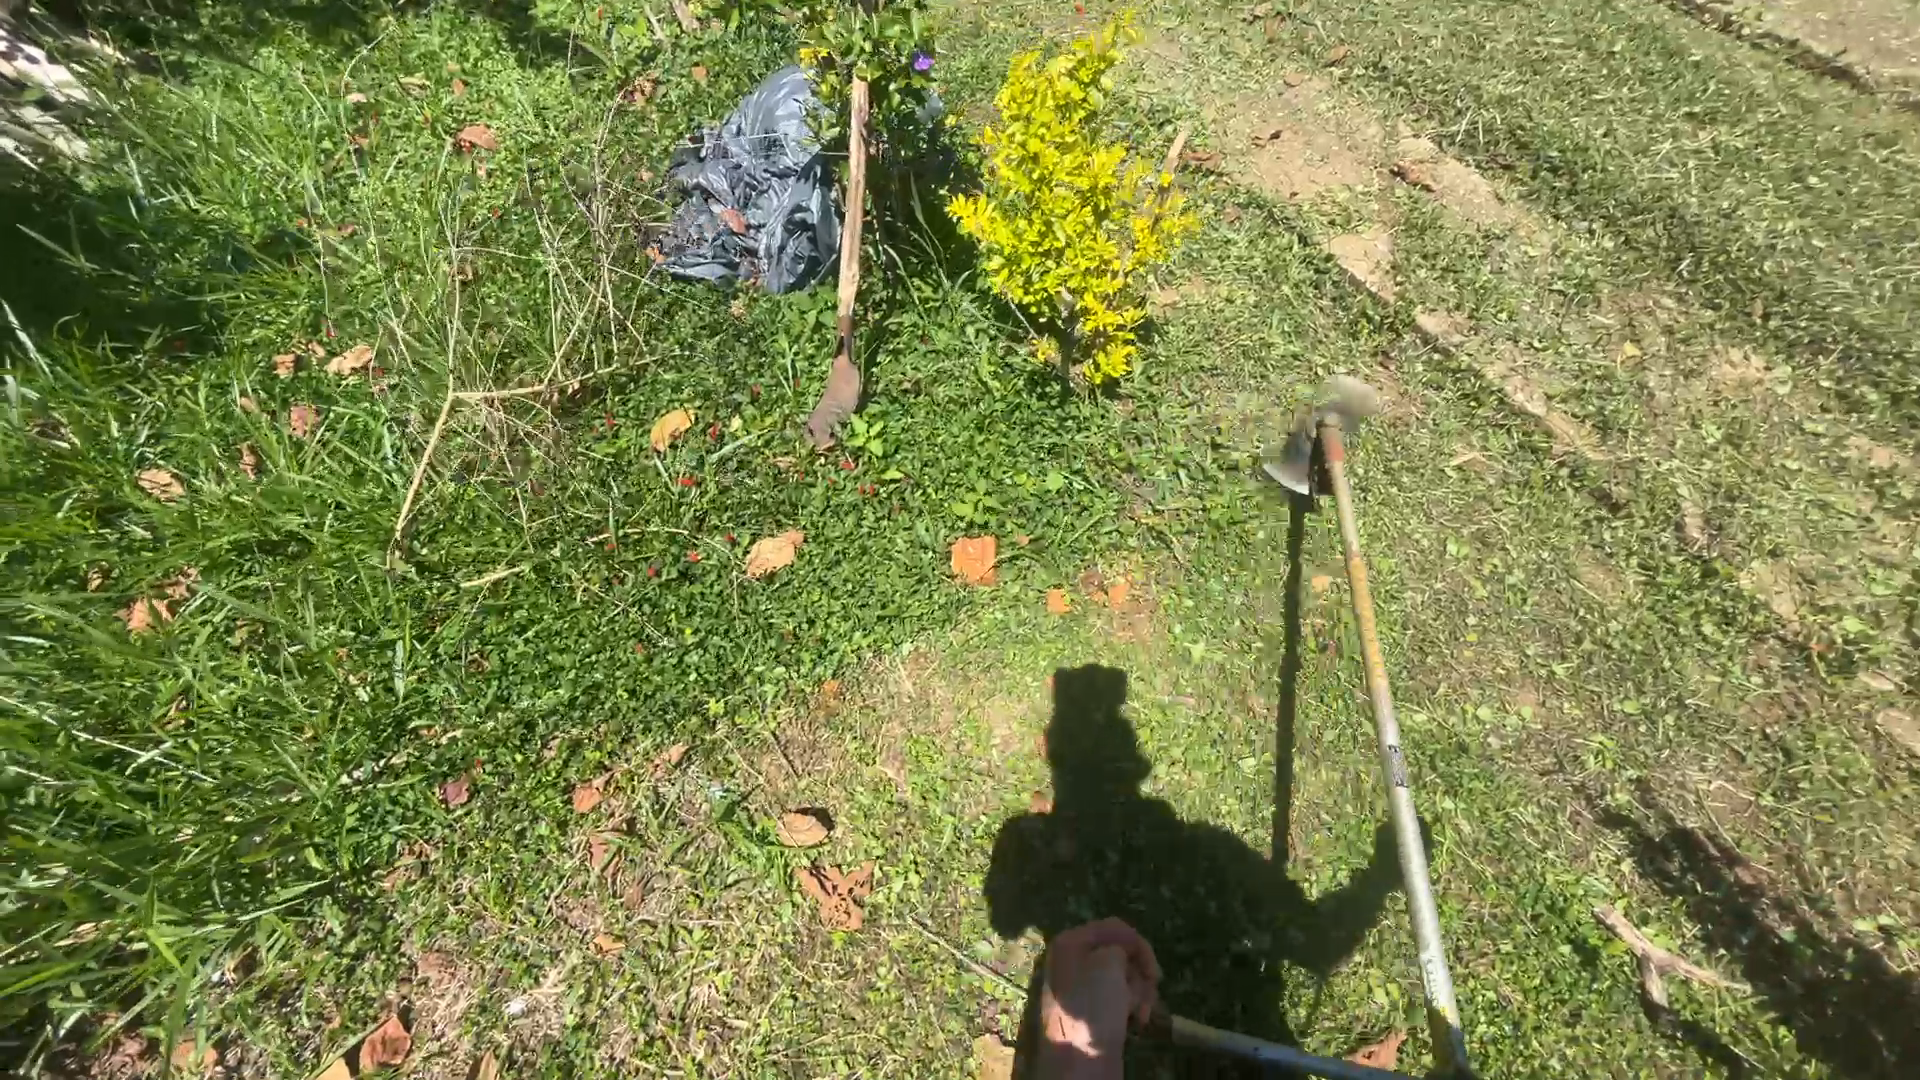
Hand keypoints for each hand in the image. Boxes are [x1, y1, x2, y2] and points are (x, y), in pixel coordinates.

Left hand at [1035, 918, 1160, 1079]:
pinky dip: (1133, 1005)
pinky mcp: (1095, 1011)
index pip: (1113, 928)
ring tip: (1141, 1012)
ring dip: (1140, 991)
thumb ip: (1120, 946)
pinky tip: (1137, 1021)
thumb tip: (1124, 953)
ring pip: (1124, 976)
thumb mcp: (1108, 964)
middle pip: (1120, 952)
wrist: (1080, 1066)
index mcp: (1071, 942)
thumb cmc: (1092, 1009)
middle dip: (1140, 972)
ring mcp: (1084, 987)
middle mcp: (1074, 960)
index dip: (1138, 945)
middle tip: (1150, 992)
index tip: (1156, 972)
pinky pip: (1120, 997)